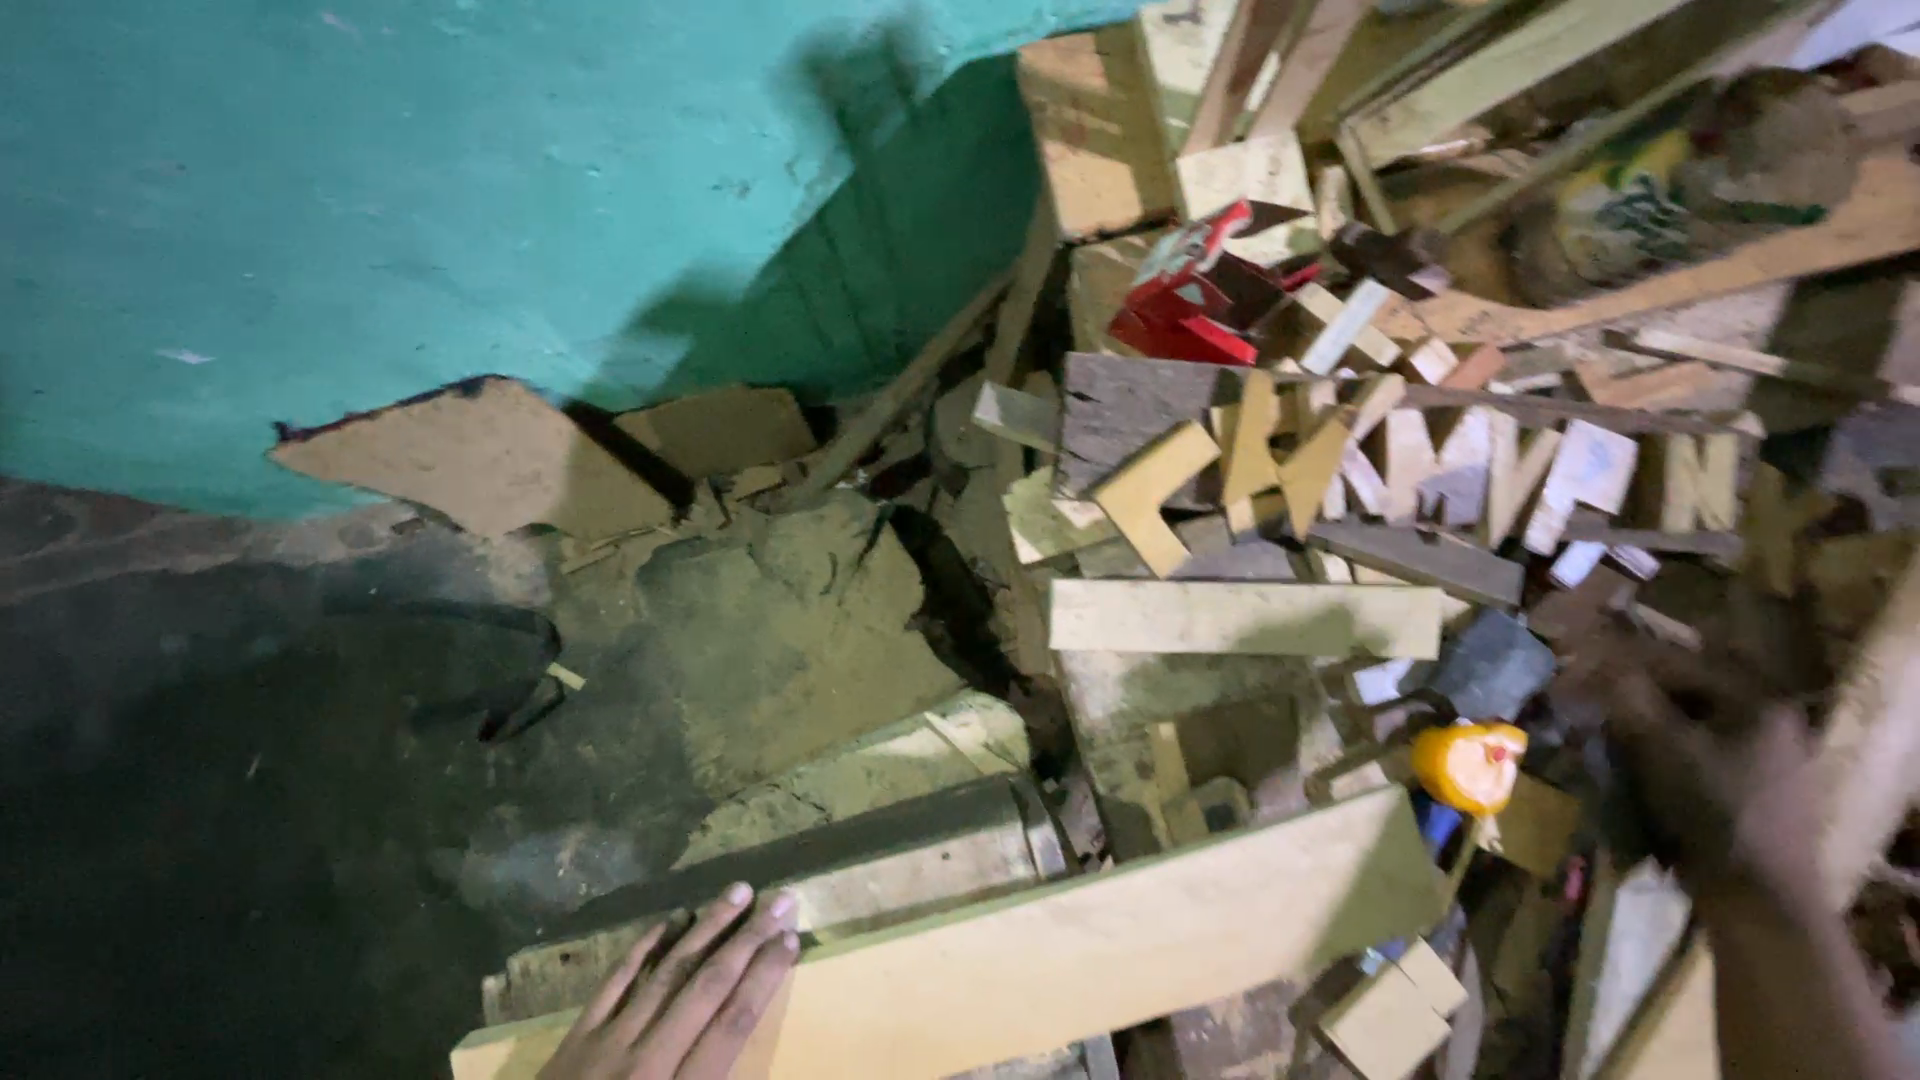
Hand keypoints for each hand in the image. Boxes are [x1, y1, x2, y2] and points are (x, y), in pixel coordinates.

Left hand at [539, 883, 799, 1079]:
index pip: (732, 1024)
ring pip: (668, 972)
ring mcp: (607, 1045)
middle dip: (749, 940)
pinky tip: (673, 918)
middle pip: (708, 987)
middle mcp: (647, 1063)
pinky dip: (646, 946)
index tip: (791, 940)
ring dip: (707, 928)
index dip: (765, 978)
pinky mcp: (575, 1038)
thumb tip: (739, 1046)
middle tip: (782, 899)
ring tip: (739, 891)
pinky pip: (616, 980)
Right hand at [1563, 630, 1822, 909]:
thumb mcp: (1658, 743)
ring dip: (1638, 717)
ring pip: (1684, 717)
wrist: (1755, 892)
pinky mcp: (1750, 783)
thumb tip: (1587, 658)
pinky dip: (1656, 743)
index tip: (1572, 664)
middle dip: (1627, 690)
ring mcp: (1764, 754)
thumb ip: (1624, 694)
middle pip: (1681, 688)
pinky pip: (1693, 745)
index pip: (1673, 661)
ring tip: (1597, 727)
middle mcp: (1768, 719)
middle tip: (1582, 697)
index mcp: (1756, 701)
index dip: (1617, 660)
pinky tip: (1628, 756)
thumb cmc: (1709, 807)